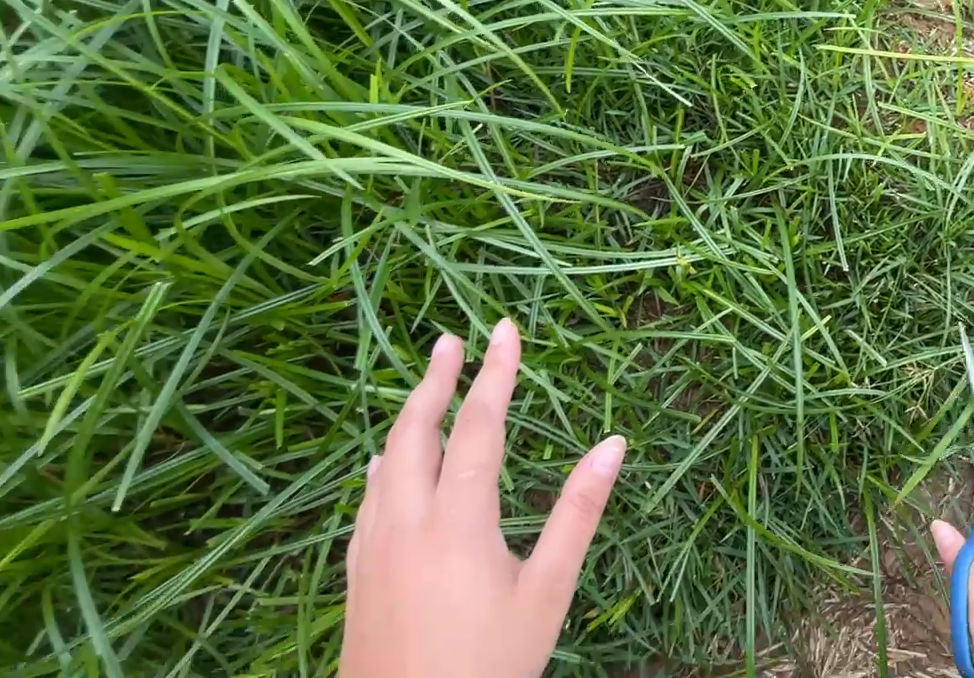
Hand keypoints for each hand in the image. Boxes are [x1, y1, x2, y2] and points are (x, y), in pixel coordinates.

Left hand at [342, 319, 625, 677]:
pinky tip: (386, 463)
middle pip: (415, 433)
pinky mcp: (359, 577)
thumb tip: (614, 443)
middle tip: (452, 339)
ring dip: (408, 416)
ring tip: (427, 384)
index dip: (496, 373)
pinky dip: (385, 463)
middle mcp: (407, 525)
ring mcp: (374, 551)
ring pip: (385, 463)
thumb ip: (579, 513)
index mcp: (458, 522)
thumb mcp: (548, 592)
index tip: (505, 329)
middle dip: (435, 380)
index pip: (479, 427)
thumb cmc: (489, 665)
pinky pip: (368, 500)